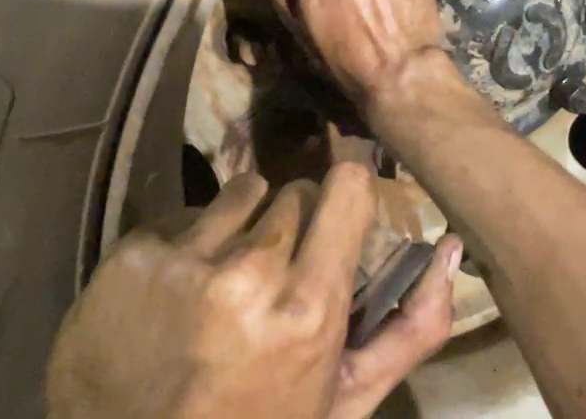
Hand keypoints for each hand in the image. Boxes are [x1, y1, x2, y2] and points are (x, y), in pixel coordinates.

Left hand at [46, 164, 462, 418]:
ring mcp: (184, 260)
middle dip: (294, 223)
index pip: (346, 189)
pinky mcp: (134, 253)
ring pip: (241, 191)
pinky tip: (179, 287)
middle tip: (278, 271)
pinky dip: (190, 240)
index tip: (340, 209)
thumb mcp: (344, 402)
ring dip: (243, 221)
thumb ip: (411, 329)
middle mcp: (248, 272)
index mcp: (309, 309)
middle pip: (294, 193)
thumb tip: (451, 249)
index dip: (346, 194)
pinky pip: (185, 214)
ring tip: (228, 273)